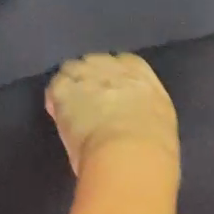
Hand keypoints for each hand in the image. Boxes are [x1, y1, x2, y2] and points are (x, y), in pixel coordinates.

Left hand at [45, 53, 179, 175]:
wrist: (130, 151)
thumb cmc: (154, 142)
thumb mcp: (159, 116)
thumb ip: (142, 106)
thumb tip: (133, 113)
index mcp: (140, 72)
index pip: (123, 61)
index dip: (113, 76)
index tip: (110, 91)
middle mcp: (112, 66)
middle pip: (94, 61)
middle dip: (90, 76)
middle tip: (88, 99)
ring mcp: (86, 75)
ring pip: (71, 69)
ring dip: (71, 84)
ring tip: (70, 106)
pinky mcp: (64, 90)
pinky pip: (54, 87)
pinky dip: (55, 99)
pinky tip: (58, 114)